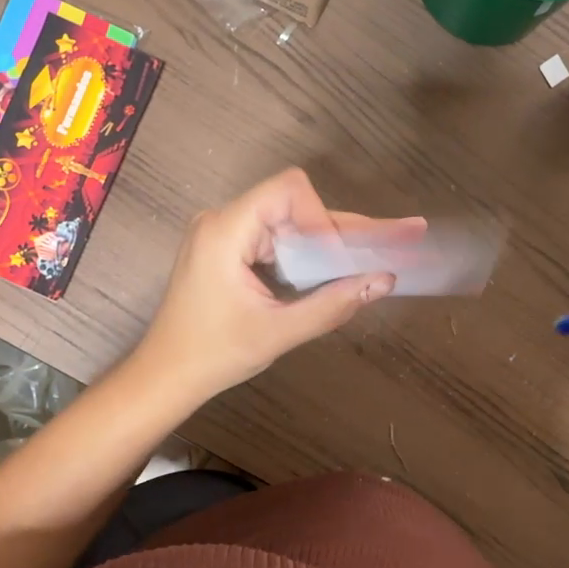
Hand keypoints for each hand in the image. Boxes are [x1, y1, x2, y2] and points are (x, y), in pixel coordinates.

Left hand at [133, 168, 424, 399]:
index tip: (343, 261)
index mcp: (226, 230)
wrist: (166, 376)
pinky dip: (307, 257)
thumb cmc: (213, 356)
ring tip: (378, 257)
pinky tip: (339, 271)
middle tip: (402, 239)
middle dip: (344, 231)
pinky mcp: (227, 251)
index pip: (290, 191)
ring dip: (329, 245)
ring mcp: (223, 234)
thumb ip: (331, 305)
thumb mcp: (277, 332)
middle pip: (294, 206)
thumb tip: (384, 280)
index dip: (325, 218)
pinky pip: (276, 242)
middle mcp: (223, 220)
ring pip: (290, 224)